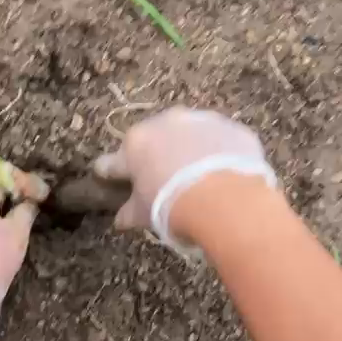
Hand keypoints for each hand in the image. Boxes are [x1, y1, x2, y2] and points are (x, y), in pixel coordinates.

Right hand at [93, 108, 278, 254]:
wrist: (224, 199)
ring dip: (187, 150)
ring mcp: (201, 120)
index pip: (113, 161)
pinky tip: (221, 174)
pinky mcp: (231, 127)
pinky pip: (219, 140)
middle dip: (154, 157)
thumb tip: (120, 219)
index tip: (110, 178)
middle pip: (153, 140)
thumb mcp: (144, 214)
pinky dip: (217, 153)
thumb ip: (130, 213)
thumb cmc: (171, 205)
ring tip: (195, 177)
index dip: (111, 173)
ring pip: (188, 135)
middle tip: (160, 181)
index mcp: (135, 143)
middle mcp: (165, 122)